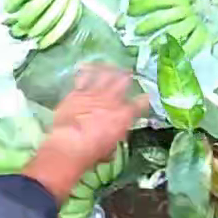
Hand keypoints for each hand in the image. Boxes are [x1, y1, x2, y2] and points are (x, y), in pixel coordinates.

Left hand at [22, 65, 142, 203]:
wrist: (71, 143)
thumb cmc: (92, 152)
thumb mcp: (109, 150)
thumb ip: (113, 141)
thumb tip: (111, 145)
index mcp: (124, 115)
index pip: (140, 104)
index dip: (145, 99)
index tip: (146, 96)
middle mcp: (112, 100)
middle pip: (123, 82)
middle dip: (127, 77)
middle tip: (129, 73)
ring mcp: (94, 93)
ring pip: (105, 75)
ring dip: (109, 70)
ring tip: (111, 65)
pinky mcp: (77, 92)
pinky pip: (84, 77)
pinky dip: (86, 71)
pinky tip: (87, 66)